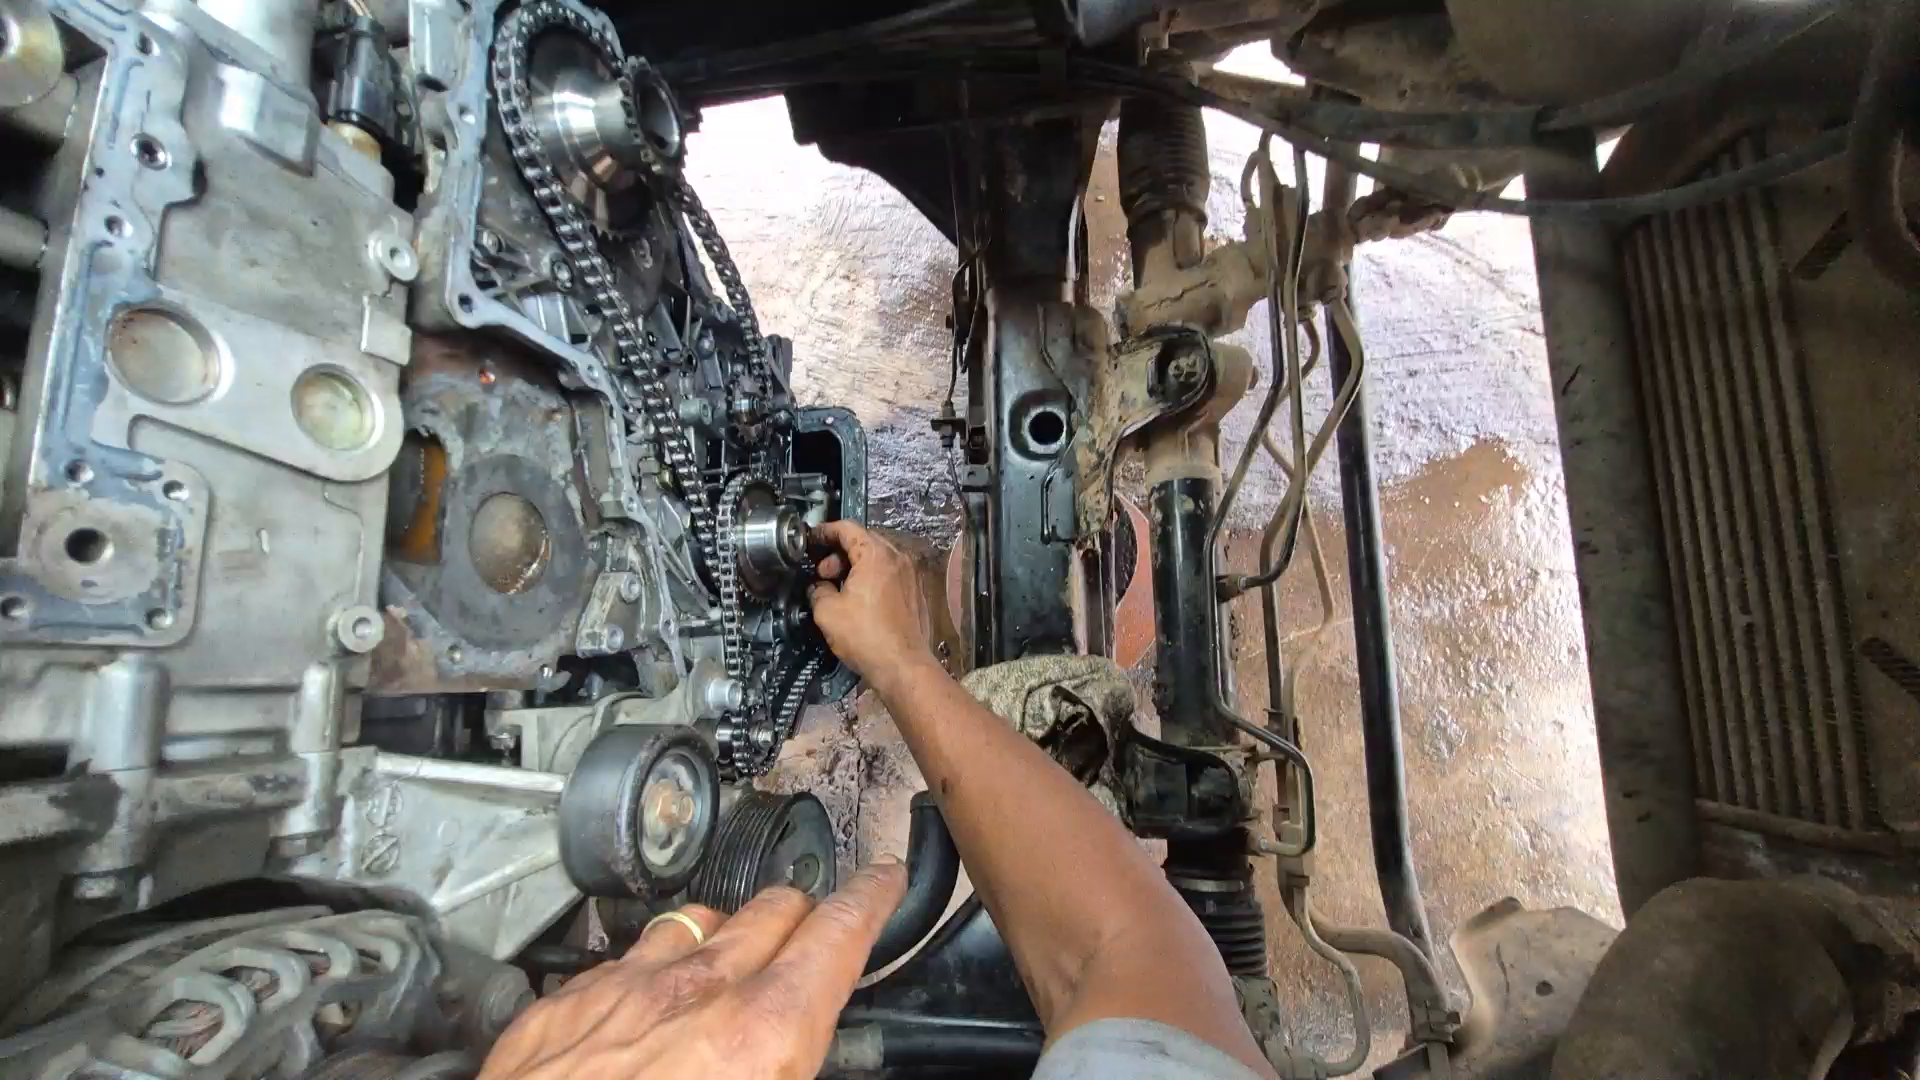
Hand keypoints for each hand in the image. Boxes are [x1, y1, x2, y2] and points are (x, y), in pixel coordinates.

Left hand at [478, 863, 906, 1079]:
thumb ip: (791, 1065)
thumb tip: (797, 1053)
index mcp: (762, 1037)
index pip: (840, 930)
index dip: (873, 897)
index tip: (885, 880)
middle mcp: (699, 992)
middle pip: (779, 906)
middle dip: (805, 918)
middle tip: (808, 949)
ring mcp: (623, 989)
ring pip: (708, 918)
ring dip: (732, 939)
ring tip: (729, 977)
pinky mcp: (559, 1006)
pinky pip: (631, 953)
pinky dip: (656, 968)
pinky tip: (645, 1012)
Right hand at [807, 521, 934, 689]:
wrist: (903, 665)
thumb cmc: (866, 636)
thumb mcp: (827, 611)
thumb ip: (818, 590)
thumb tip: (819, 588)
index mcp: (876, 555)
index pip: (848, 528)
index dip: (825, 531)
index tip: (812, 540)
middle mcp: (897, 559)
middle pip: (864, 541)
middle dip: (839, 553)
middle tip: (823, 573)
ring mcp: (909, 576)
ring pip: (877, 559)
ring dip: (855, 567)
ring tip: (838, 588)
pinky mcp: (914, 594)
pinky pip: (889, 576)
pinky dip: (871, 579)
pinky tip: (859, 601)